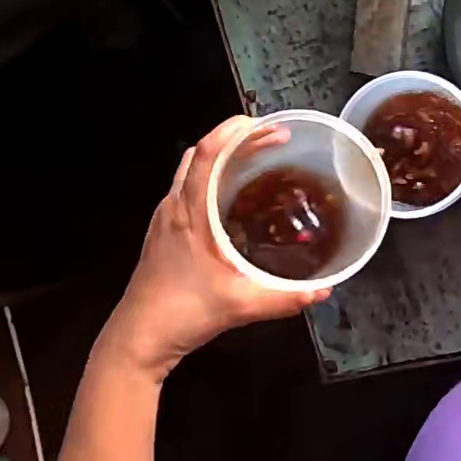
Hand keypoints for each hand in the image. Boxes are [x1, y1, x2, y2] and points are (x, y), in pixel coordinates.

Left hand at [97, 116, 329, 381]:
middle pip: (199, 155)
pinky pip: (187, 189)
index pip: (206, 155)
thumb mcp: (238, 306)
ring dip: (220, 157)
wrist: (137, 336)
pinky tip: (231, 199)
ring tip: (255, 161)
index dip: (233, 132)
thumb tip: (323, 291)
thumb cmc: (182, 312)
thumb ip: (283, 298)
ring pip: (190, 170)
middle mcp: (173, 206)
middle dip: (235, 139)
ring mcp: (164, 218)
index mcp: (188, 213)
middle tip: (272, 140)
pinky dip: (210, 178)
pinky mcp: (163, 231)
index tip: (265, 124)